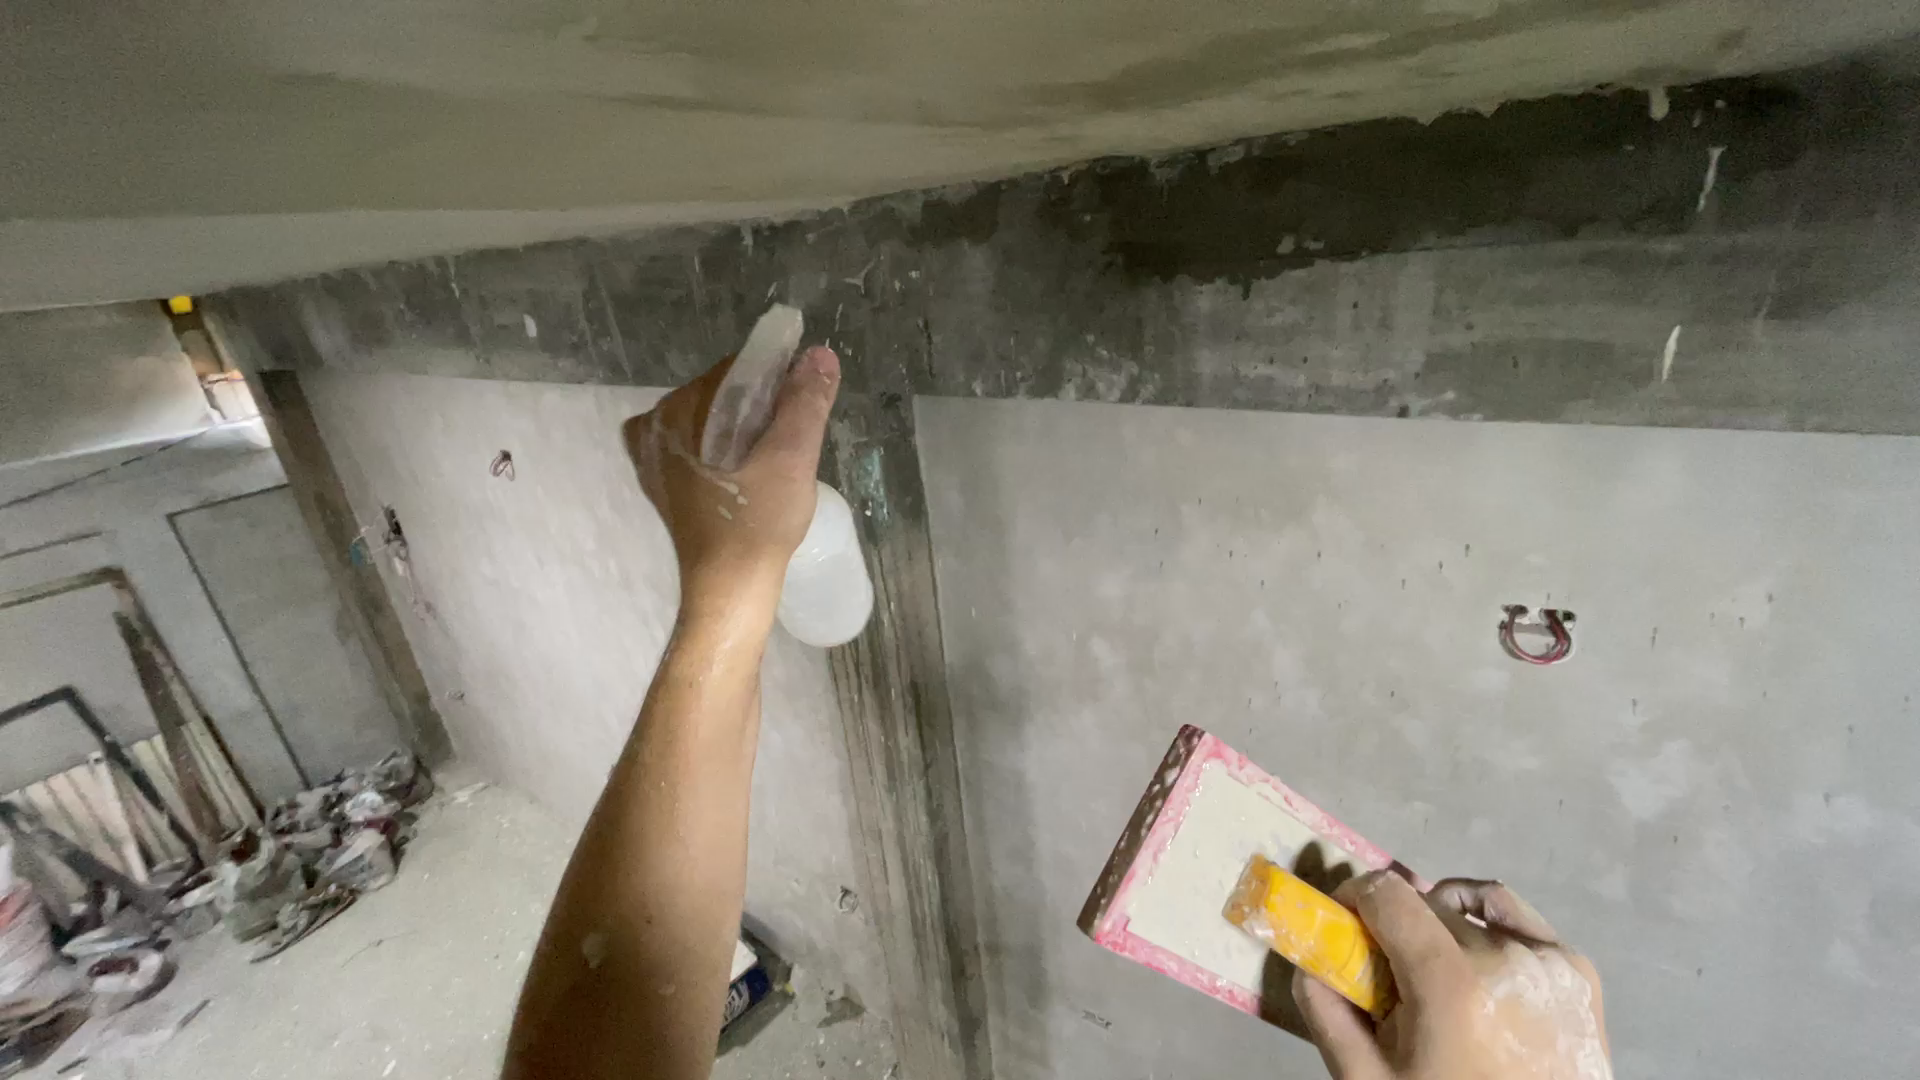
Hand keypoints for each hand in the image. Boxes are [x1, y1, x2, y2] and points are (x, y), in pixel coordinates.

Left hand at [621, 346, 840, 619]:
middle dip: (763, 408)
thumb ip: (805, 403)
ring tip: (777, 461)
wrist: (730, 589)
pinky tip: (750, 473)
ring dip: (748, 430)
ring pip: (714, 422)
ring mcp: (653, 459)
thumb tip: (821, 354)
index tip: (805, 407)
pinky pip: (703, 447)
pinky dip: (729, 450)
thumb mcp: (790, 458)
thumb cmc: (758, 525)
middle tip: (794, 442)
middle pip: (723, 395)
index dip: (778, 380)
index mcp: (676, 413)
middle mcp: (654, 428)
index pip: (735, 370)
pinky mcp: (665, 484)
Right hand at [1292, 872, 1609, 1079]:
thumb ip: (1323, 1009)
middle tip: (1390, 979)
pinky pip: (1509, 912)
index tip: (1345, 930)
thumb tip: (1306, 955)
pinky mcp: (1575, 972)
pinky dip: (1480, 917)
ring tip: (1436, 975)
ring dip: (1435, 927)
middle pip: (1420, 904)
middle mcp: (1504, 960)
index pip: (1384, 891)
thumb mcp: (1366, 1078)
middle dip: (1392, 927)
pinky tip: (1472, 952)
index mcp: (1452, 983)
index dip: (1352, 900)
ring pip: (1460, 908)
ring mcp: (1547, 964)